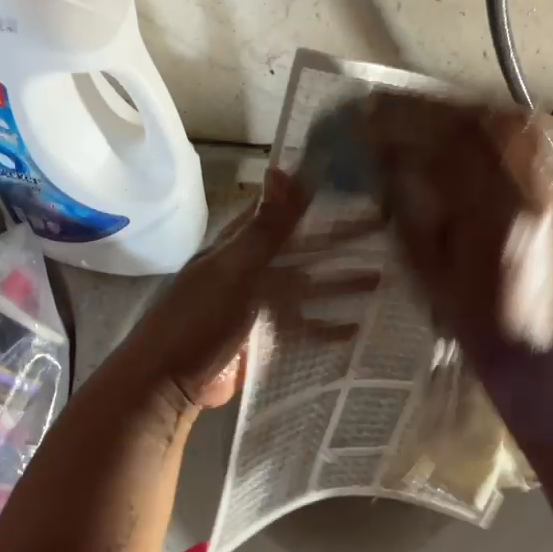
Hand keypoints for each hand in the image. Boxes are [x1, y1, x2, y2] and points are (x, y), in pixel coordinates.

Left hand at [110, 168, 378, 411]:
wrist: (167, 383)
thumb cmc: (197, 320)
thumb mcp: (235, 271)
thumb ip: (265, 227)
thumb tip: (283, 167)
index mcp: (238, 246)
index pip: (283, 212)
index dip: (317, 197)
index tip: (357, 185)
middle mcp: (249, 269)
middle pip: (303, 248)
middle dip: (341, 240)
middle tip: (385, 230)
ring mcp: (256, 306)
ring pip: (307, 287)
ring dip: (341, 282)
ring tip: (380, 279)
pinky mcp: (262, 339)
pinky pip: (301, 327)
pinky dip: (326, 326)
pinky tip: (355, 330)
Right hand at [356, 92, 552, 357]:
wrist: (521, 341)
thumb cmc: (466, 314)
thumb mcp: (423, 268)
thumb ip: (405, 210)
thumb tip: (382, 158)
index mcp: (488, 218)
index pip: (444, 149)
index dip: (403, 125)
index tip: (370, 117)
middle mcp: (523, 194)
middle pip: (480, 123)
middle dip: (432, 108)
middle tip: (396, 108)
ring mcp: (542, 190)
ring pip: (509, 123)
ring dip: (464, 109)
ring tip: (429, 114)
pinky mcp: (549, 193)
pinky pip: (528, 139)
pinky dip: (493, 125)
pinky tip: (466, 130)